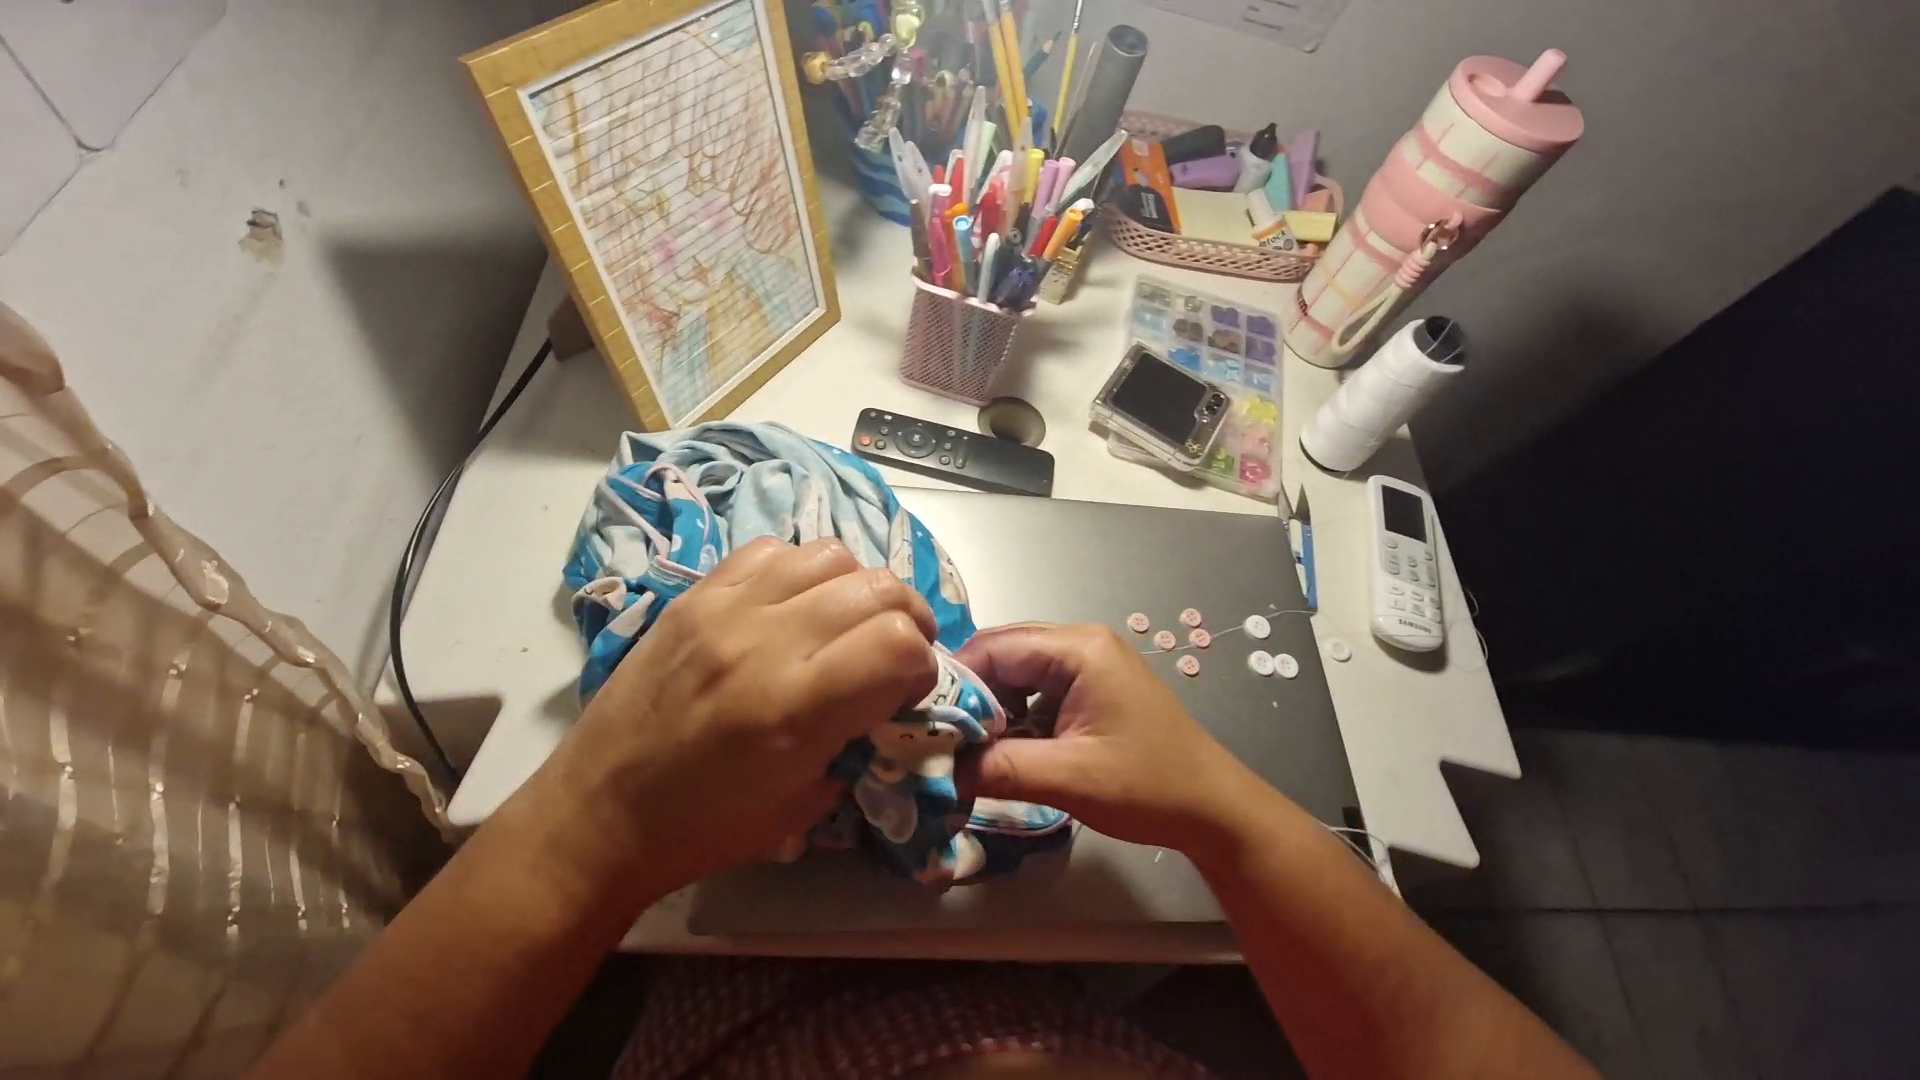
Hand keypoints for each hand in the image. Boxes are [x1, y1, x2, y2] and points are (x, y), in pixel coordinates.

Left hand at [528, 536, 937, 900]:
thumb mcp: (807, 804)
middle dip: (907, 620)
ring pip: (831, 554)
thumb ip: (864, 739)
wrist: (600, 813)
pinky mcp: (694, 594)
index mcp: (794, 708)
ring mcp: (724, 608)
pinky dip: (802, 571)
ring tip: (849, 622)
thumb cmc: (707, 827)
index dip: (924, 664)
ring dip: (860, 588)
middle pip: (877, 587)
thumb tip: (897, 694)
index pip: (899, 643)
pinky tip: (796, 606)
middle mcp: (763, 642)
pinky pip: (771, 550)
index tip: (911, 688)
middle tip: (896, 653)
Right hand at [955, 623, 1271, 854]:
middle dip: (970, 695)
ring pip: (1018, 674)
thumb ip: (999, 769)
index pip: (995, 647)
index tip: (922, 719)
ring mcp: (1089, 664)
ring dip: (992, 708)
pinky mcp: (1092, 688)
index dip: (954, 681)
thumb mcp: (1068, 778)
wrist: (1213, 809)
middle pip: (1004, 655)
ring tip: (966, 746)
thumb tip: (939, 769)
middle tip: (937, 735)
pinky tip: (1003, 748)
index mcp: (1079, 649)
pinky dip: (1015, 716)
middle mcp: (1081, 643)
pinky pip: (1037, 690)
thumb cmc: (1147, 786)